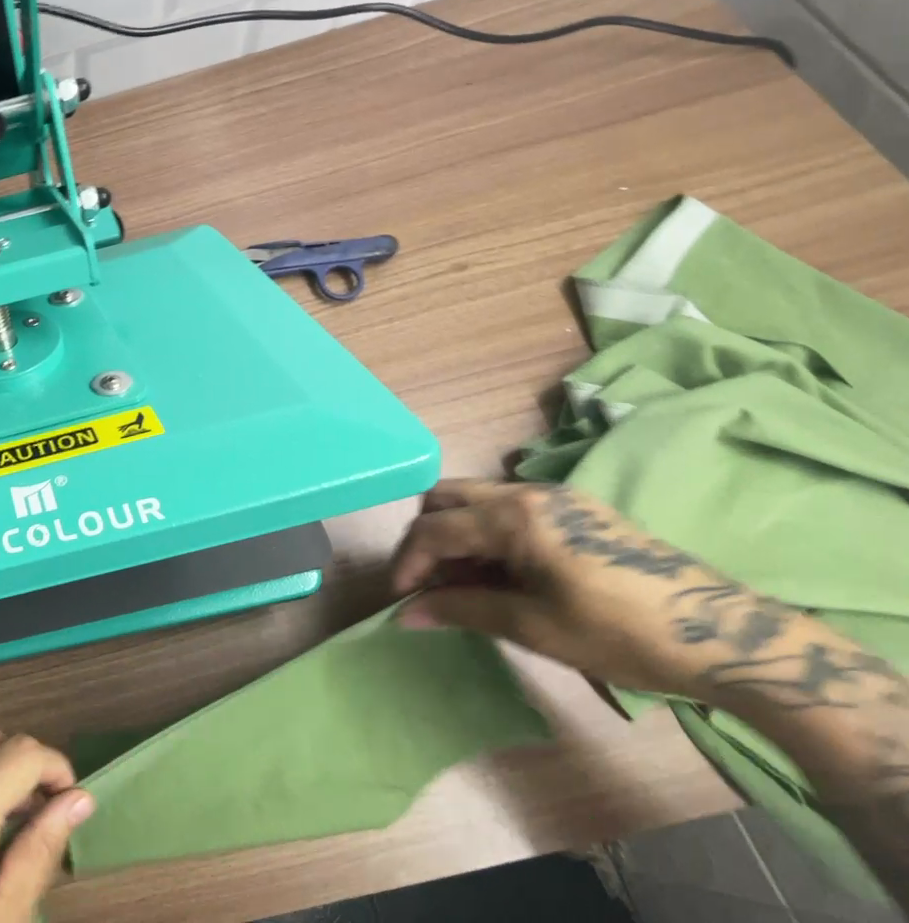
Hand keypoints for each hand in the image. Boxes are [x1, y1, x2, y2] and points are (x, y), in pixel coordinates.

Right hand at [389, 479, 733, 697]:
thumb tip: (406, 614)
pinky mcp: (582, 514)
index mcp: (515, 517)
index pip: (434, 528)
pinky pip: (511, 512)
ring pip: (478, 503)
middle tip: (430, 585)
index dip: (408, 563)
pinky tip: (503, 579)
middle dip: (427, 539)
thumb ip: (462, 609)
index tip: (403, 601)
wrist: (728, 639)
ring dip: (458, 539)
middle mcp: (531, 494)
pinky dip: (489, 539)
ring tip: (466, 589)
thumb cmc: (621, 633)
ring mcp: (560, 500)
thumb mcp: (534, 627)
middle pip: (448, 498)